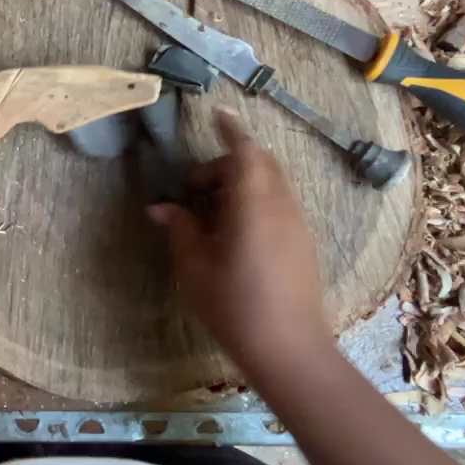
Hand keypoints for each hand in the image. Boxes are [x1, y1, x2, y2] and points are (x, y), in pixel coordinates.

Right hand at [149, 108, 331, 373]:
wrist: (289, 350)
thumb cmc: (234, 304)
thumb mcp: (194, 265)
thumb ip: (180, 228)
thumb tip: (162, 208)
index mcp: (253, 204)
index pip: (244, 151)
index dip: (230, 129)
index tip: (217, 114)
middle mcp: (280, 205)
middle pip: (258, 163)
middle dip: (226, 164)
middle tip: (195, 187)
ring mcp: (296, 224)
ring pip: (270, 183)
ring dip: (240, 183)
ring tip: (209, 213)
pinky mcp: (302, 243)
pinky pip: (277, 204)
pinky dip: (254, 200)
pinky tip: (231, 232)